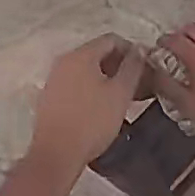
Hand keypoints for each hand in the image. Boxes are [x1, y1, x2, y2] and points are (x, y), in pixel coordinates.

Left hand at [28, 35, 144, 173]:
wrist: (56, 156)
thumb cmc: (93, 121)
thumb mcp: (121, 92)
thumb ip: (133, 66)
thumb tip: (139, 50)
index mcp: (81, 55)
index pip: (112, 39)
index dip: (132, 50)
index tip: (145, 68)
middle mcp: (64, 61)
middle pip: (97, 52)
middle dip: (120, 64)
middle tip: (137, 83)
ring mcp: (54, 80)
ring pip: (86, 69)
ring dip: (107, 77)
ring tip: (122, 97)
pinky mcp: (49, 98)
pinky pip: (76, 83)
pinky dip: (92, 88)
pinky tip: (102, 107)